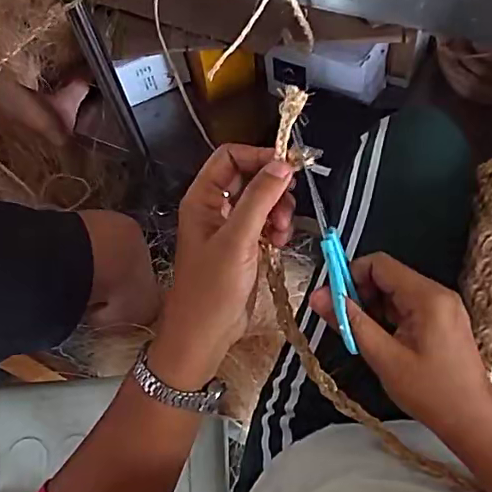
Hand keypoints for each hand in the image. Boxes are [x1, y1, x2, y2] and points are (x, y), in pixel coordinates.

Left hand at [154, 144, 296, 385]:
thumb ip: (260, 199)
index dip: (259, 157)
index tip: (288, 167)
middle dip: (273, 187)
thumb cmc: (211, 289)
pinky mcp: (244, 246)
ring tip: (281, 231)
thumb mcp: (237, 240)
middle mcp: (215, 208)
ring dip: (278, 210)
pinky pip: (266, 223)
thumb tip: (282, 165)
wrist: (204, 334)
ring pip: (261, 200)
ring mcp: (230, 227)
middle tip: (286, 206)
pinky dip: (277, 228)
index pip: (230, 157)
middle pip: (250, 177)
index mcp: (202, 198)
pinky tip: (279, 243)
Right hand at [309, 253, 491, 447]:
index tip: (332, 300)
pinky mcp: (443, 319)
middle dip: (359, 294)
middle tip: (343, 322)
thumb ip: (349, 322)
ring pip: (395, 292)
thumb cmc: (431, 393)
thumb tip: (318, 296)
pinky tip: (379, 341)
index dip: (350, 276)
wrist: (473, 420)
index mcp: (427, 297)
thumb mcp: (383, 357)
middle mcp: (437, 293)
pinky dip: (387, 317)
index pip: (379, 264)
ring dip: (372, 308)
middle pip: (387, 276)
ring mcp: (443, 306)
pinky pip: (407, 306)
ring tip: (361, 337)